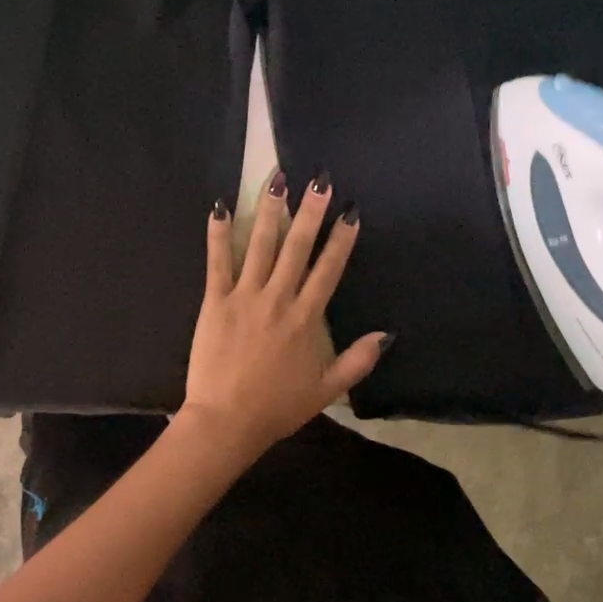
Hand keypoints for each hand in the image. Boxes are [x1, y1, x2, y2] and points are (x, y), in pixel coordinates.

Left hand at [182, 173, 390, 454]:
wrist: (226, 421)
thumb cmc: (278, 407)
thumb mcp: (326, 389)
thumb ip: (358, 360)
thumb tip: (387, 334)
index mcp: (306, 318)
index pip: (328, 269)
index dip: (341, 239)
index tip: (351, 211)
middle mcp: (278, 298)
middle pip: (297, 247)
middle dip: (311, 211)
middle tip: (319, 180)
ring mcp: (245, 296)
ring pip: (261, 245)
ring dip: (270, 211)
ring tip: (278, 180)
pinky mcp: (215, 301)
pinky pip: (217, 262)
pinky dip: (219, 234)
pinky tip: (220, 207)